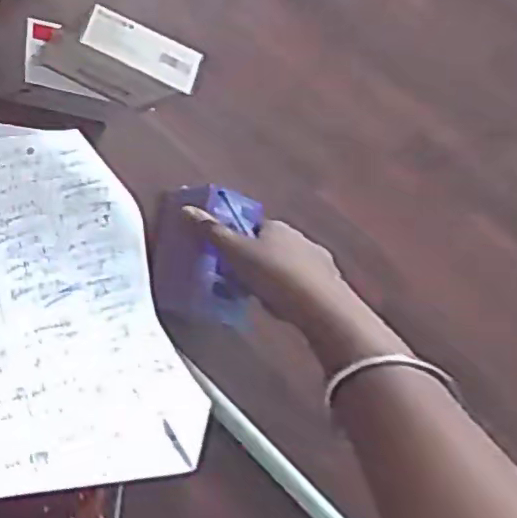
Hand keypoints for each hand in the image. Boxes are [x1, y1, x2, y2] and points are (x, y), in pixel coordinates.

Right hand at [180, 207, 358, 327]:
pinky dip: (286, 290)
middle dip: (251, 258)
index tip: (223, 254)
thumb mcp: (232, 251)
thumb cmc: (272, 273)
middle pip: (267, 245)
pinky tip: (278, 303)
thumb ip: (210, 230)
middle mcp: (301, 239)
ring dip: (269, 275)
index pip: (251, 226)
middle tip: (234, 276)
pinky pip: (298, 282)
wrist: (323, 309)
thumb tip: (186, 208)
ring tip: (254, 293)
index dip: (235, 238)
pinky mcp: (330, 285)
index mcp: (278, 226)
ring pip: (284, 264)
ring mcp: (320, 262)